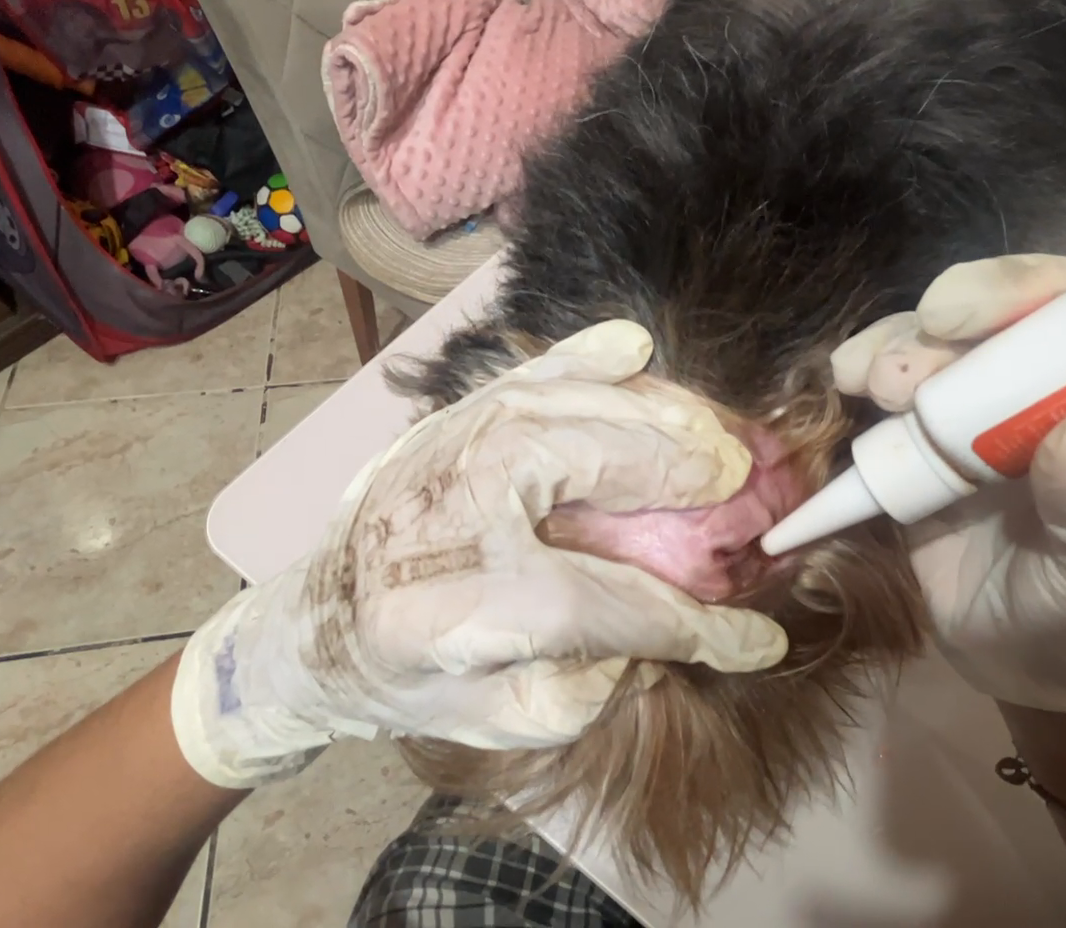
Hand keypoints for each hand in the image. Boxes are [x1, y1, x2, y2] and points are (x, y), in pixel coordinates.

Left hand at [172, 321, 789, 786]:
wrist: (310, 625)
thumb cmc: (404, 679)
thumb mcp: (490, 718)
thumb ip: (580, 687)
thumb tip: (664, 638)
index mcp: (450, 606)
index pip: (597, 606)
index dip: (689, 626)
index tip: (755, 638)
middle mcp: (442, 511)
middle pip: (576, 465)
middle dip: (670, 470)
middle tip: (735, 480)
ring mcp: (437, 450)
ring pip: (558, 408)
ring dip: (647, 412)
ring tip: (707, 431)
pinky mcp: (441, 420)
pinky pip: (522, 375)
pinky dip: (582, 357)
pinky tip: (633, 347)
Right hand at [831, 255, 1065, 717]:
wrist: (1028, 666)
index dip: (1021, 289)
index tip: (959, 321)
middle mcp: (1034, 390)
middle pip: (987, 317)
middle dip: (935, 328)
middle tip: (898, 380)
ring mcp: (970, 416)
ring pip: (926, 345)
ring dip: (888, 348)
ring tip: (859, 383)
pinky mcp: (917, 446)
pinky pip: (884, 395)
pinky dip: (858, 380)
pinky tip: (841, 389)